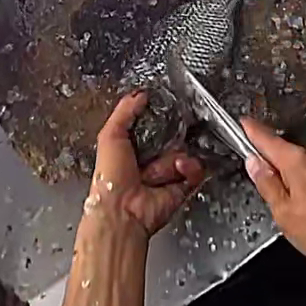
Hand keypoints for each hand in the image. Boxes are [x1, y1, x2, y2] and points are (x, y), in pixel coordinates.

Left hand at [85, 92, 204, 237]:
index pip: (152, 125)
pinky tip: (177, 169)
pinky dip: (189, 168)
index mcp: (132, 146)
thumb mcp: (110, 135)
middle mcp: (150, 159)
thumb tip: (140, 93)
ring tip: (157, 170)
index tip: (164, 110)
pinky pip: (196, 169)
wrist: (122, 212)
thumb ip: (125, 111)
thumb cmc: (110, 177)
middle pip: (172, 137)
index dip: (159, 119)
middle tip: (157, 144)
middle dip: (167, 138)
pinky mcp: (182, 187)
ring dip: (171, 159)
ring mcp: (166, 173)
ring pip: (183, 152)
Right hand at [240, 117, 305, 271]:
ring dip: (278, 166)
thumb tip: (253, 163)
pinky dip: (292, 175)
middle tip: (248, 160)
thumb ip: (266, 184)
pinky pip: (304, 170)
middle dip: (262, 152)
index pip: (265, 137)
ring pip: (292, 160)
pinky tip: (290, 192)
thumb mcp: (284, 212)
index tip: (241, 123)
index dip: (250, 130)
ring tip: (267, 183)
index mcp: (294, 161)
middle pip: (278, 148)